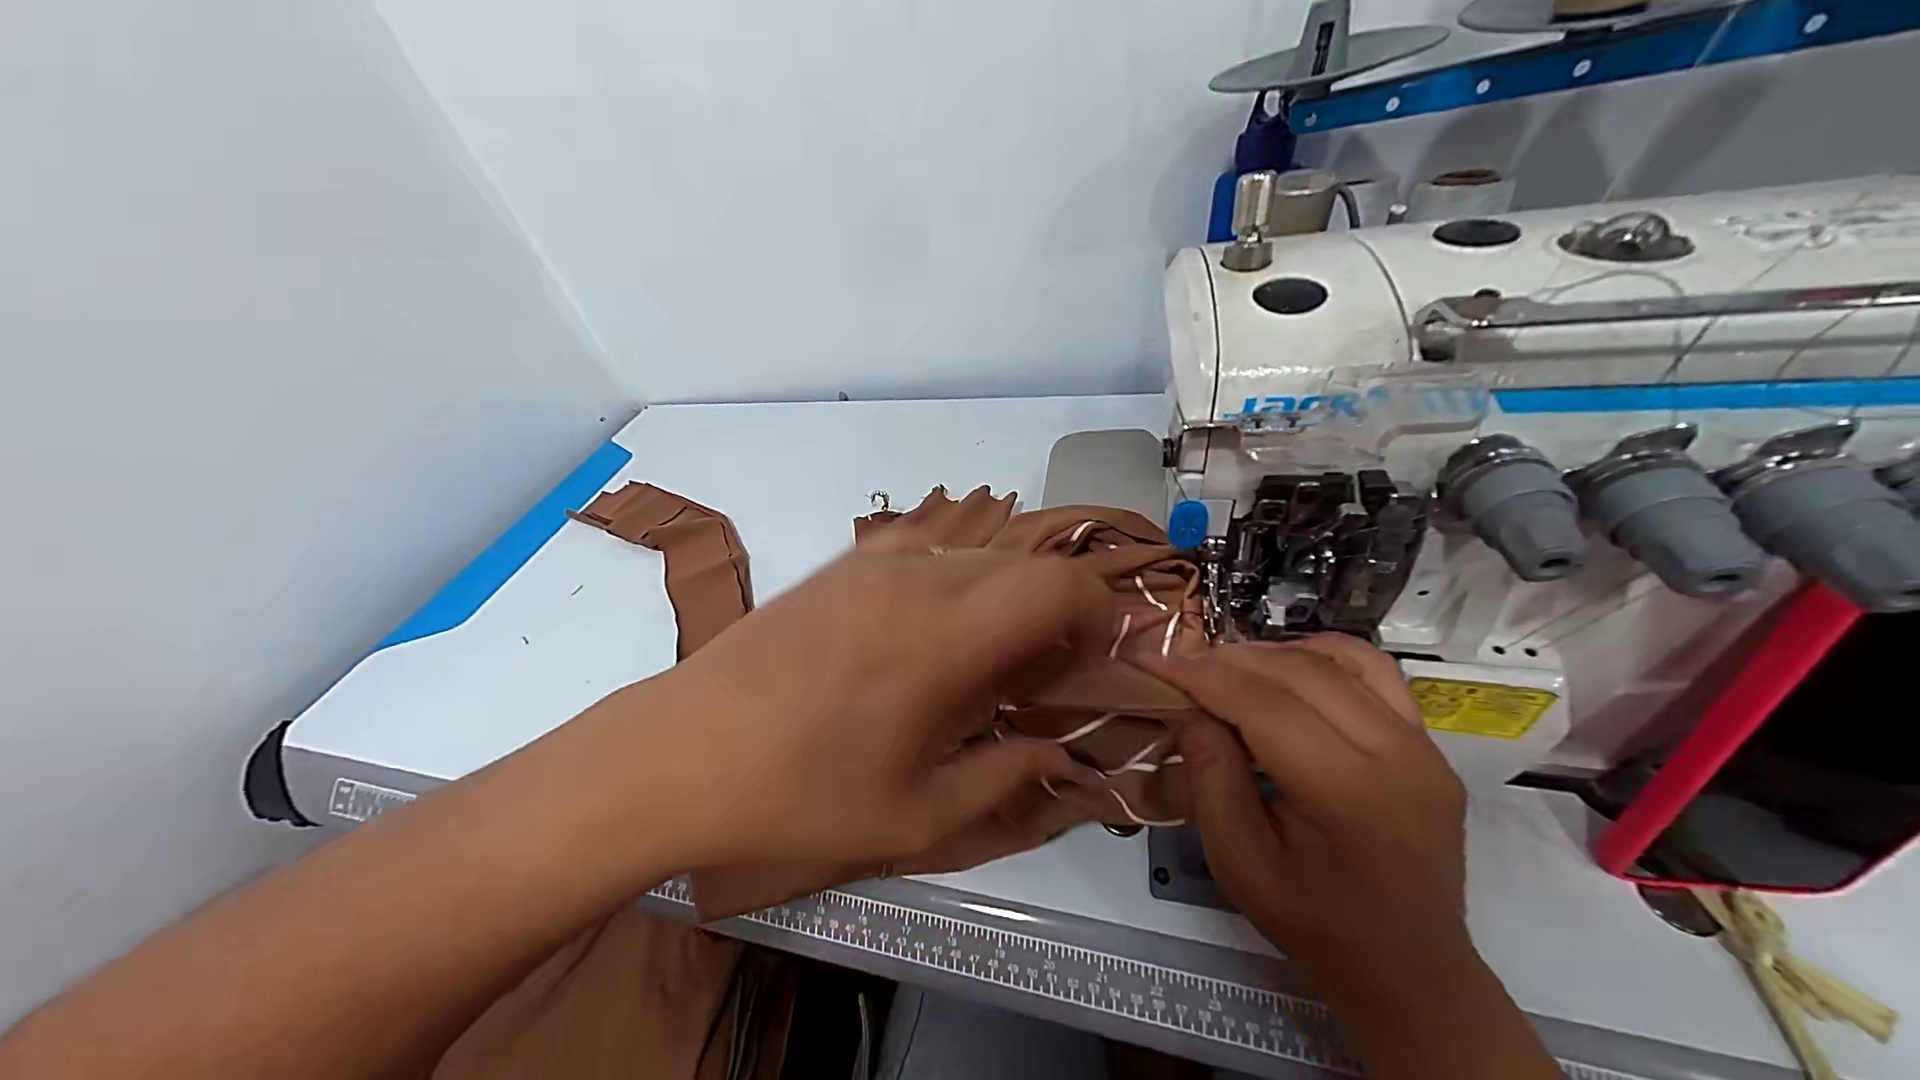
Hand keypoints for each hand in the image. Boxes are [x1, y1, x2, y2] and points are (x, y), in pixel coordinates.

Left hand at [583, 526, 1113, 871]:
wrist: (678, 753)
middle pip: (1025, 561)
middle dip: (1057, 606)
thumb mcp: (916, 816)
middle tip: (1040, 670)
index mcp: (944, 635)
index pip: (1058, 584)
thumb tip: (1060, 756)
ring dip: (1006, 592)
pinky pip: (927, 550)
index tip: (1089, 660)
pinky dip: (957, 579)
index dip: (1096, 613)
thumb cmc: (799, 795)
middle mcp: (917, 577)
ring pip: (977, 551)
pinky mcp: (842, 564)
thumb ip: (1005, 778)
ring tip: (985, 654)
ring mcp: (874, 561)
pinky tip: (929, 630)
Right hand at [1143, 637, 1467, 967]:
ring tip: (1226, 669)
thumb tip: (1187, 704)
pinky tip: (1285, 672)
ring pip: (1339, 659)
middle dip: (1228, 660)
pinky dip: (1321, 658)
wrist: (1406, 966)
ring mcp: (1423, 744)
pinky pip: (1374, 672)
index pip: (1264, 704)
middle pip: (1299, 672)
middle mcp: (1398, 755)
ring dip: (1273, 653)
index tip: (1153, 660)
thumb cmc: (1312, 921)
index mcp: (1348, 793)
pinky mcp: (1428, 742)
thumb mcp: (1238, 858)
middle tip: (1179, 665)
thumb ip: (1211, 773)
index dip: (1202, 675)